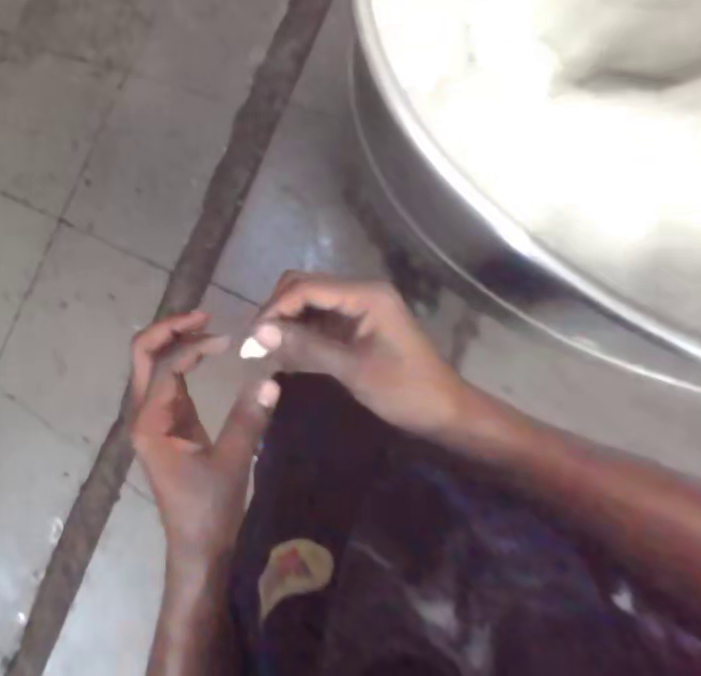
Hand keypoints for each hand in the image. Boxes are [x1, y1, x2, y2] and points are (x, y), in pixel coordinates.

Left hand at [129, 311, 279, 562]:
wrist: (197, 549)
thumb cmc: (208, 511)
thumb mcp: (231, 464)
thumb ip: (248, 419)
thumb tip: (271, 379)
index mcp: (149, 421)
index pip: (166, 366)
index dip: (194, 346)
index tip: (227, 341)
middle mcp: (142, 412)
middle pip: (143, 354)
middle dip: (169, 329)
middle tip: (204, 315)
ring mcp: (152, 415)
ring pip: (151, 361)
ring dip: (174, 338)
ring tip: (207, 324)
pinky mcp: (167, 419)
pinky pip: (167, 376)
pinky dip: (183, 357)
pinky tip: (206, 348)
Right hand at [251, 273, 511, 447]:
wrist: (447, 414)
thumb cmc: (405, 392)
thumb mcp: (352, 370)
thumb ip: (305, 347)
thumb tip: (259, 333)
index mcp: (365, 294)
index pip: (306, 288)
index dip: (275, 308)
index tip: (253, 337)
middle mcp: (360, 290)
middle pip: (304, 286)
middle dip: (278, 310)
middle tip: (257, 342)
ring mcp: (359, 305)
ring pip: (308, 300)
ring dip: (286, 320)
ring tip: (266, 347)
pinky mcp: (356, 322)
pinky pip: (319, 317)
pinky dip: (300, 330)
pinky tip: (286, 351)